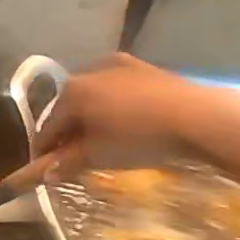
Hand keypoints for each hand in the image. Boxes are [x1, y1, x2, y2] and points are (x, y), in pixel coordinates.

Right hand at [36, 54, 204, 161]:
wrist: (195, 116)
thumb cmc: (138, 138)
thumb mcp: (98, 156)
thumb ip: (67, 163)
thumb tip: (45, 174)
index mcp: (70, 92)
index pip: (47, 127)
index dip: (44, 150)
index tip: (45, 169)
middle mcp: (86, 72)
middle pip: (68, 108)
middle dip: (68, 132)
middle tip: (75, 157)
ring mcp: (115, 65)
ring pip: (93, 96)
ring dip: (91, 117)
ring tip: (102, 140)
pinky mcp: (140, 67)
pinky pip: (116, 88)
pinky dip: (113, 104)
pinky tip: (126, 120)